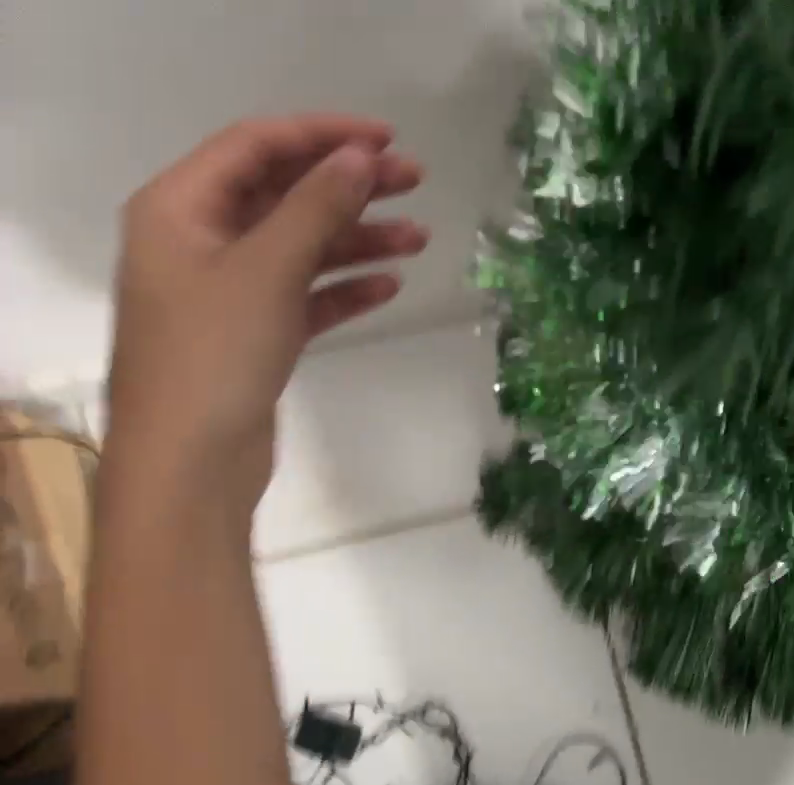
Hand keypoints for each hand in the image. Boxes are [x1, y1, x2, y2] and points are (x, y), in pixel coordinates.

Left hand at [105, 114, 427, 513]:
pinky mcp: (259, 328)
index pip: (256, 146)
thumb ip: (316, 210)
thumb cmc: (215, 351)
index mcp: (181, 207)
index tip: (389, 140)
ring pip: (305, 245)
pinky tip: (390, 286)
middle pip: (285, 193)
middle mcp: (202, 237)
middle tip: (417, 182)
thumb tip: (359, 159)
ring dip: (361, 238)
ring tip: (421, 239)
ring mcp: (231, 285)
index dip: (322, 135)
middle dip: (350, 185)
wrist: (193, 450)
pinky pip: (310, 292)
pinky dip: (349, 286)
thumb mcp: (267, 270)